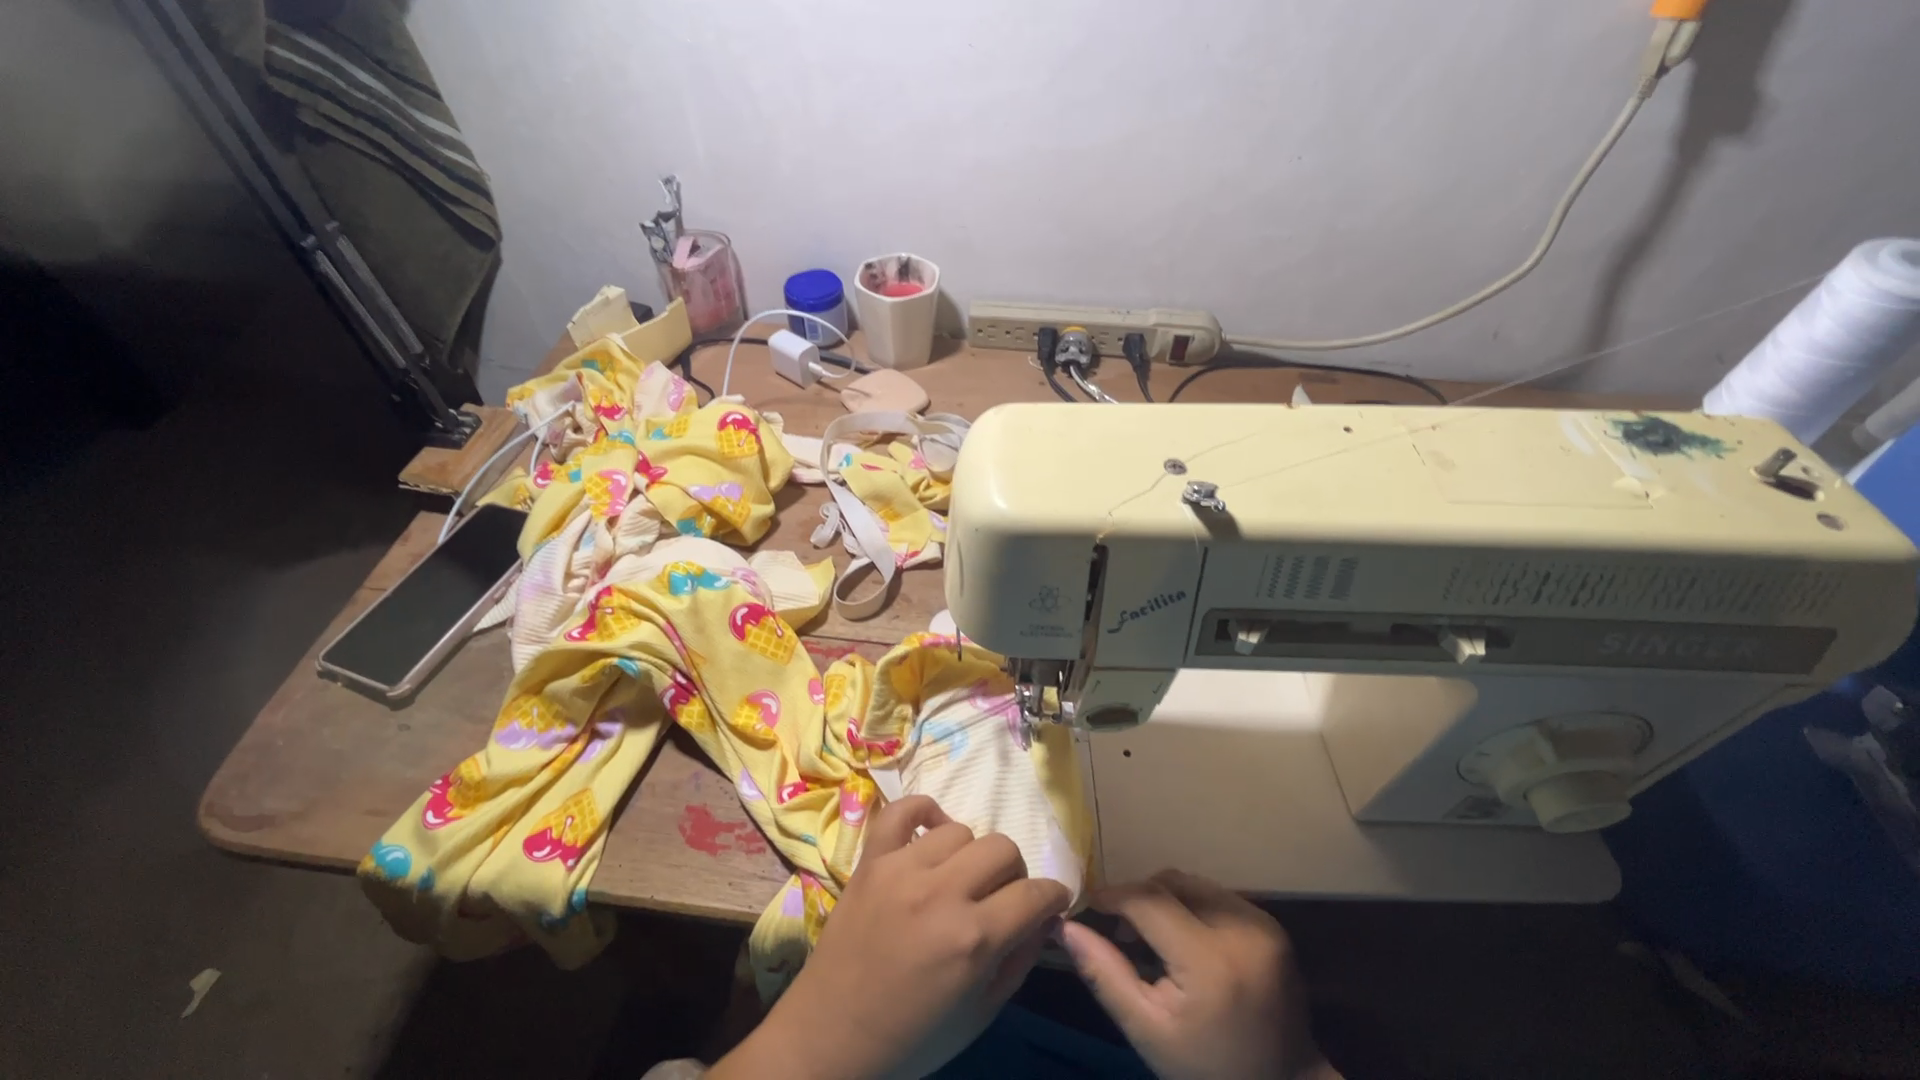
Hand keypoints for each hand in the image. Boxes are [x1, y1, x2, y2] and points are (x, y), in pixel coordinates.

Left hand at [714, 795, 1070, 1079]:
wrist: (830, 1039)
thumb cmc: (911, 1038)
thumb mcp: (980, 1014)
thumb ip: (1019, 960)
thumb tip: (1044, 919)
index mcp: (972, 939)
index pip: (1035, 894)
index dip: (1053, 897)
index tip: (1051, 903)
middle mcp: (940, 893)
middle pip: (1002, 848)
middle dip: (1015, 873)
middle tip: (1002, 896)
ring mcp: (900, 870)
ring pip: (960, 830)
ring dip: (970, 855)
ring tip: (958, 879)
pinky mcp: (869, 862)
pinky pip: (900, 811)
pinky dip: (922, 812)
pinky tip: (930, 834)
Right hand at [1059, 870, 1335, 1079]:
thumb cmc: (1206, 1066)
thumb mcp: (1147, 1030)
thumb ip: (1104, 973)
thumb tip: (1064, 925)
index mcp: (1211, 962)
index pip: (1148, 901)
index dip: (1113, 896)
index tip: (1088, 905)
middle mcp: (1242, 931)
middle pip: (1171, 883)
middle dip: (1138, 899)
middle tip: (1120, 933)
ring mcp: (1262, 924)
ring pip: (1193, 883)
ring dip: (1165, 900)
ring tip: (1152, 938)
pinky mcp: (1271, 925)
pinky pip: (1217, 896)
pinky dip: (1192, 906)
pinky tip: (1185, 940)